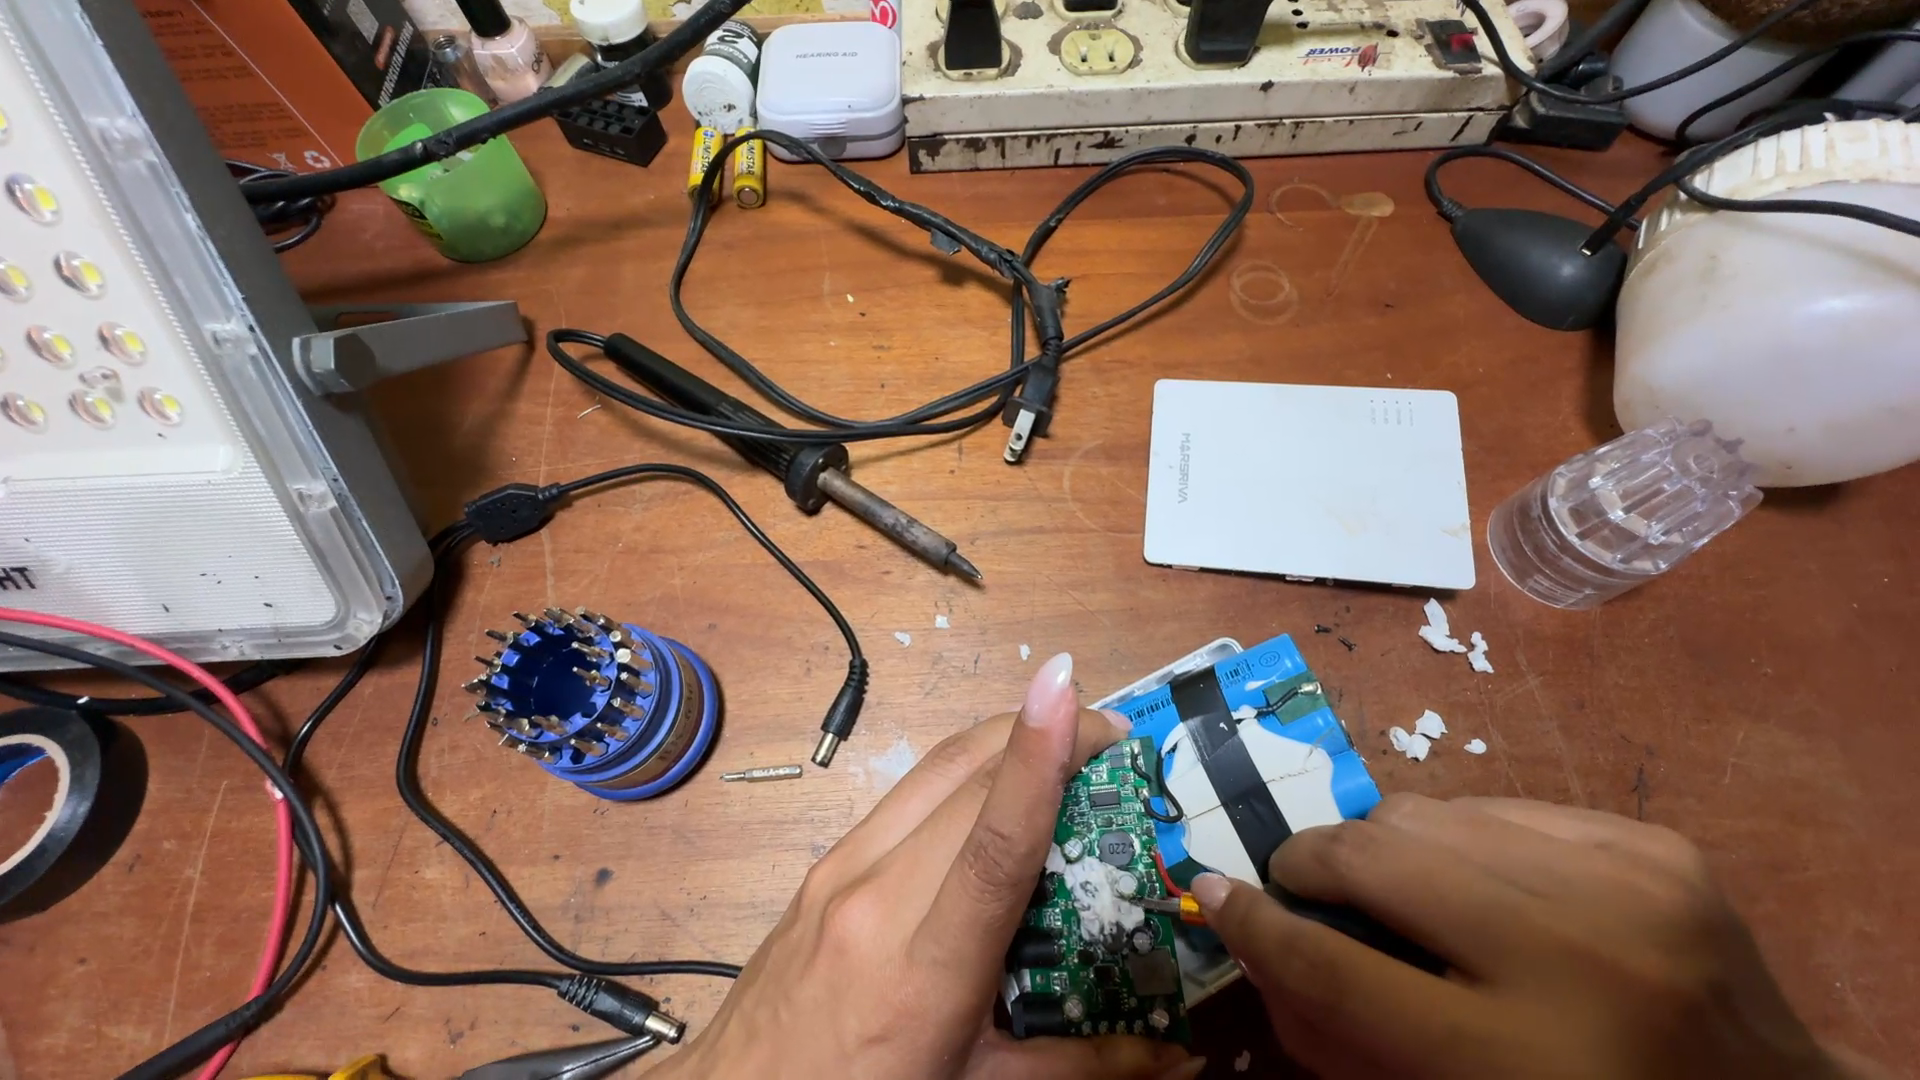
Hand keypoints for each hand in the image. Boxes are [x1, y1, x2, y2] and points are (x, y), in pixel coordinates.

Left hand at [656, 654, 1201, 1079]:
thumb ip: (1082, 1065)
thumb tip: (1178, 1054)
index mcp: (922, 967)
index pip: (993, 841)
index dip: (1036, 758)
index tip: (1066, 687)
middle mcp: (875, 895)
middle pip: (969, 783)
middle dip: (1042, 735)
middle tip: (1111, 735)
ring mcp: (840, 868)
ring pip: (933, 769)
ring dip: (1000, 736)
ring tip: (1061, 736)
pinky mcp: (824, 861)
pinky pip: (904, 792)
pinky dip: (959, 767)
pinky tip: (990, 781)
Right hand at [1191, 794, 1854, 1079]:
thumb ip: (1341, 1031)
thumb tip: (1254, 931)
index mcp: (1523, 1063)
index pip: (1337, 970)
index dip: (1257, 924)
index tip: (1213, 889)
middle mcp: (1579, 960)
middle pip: (1375, 857)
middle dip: (1314, 862)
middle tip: (1304, 883)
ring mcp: (1627, 887)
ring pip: (1424, 813)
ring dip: (1388, 848)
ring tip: (1408, 889)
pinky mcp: (1654, 847)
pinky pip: (1494, 806)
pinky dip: (1464, 840)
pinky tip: (1493, 886)